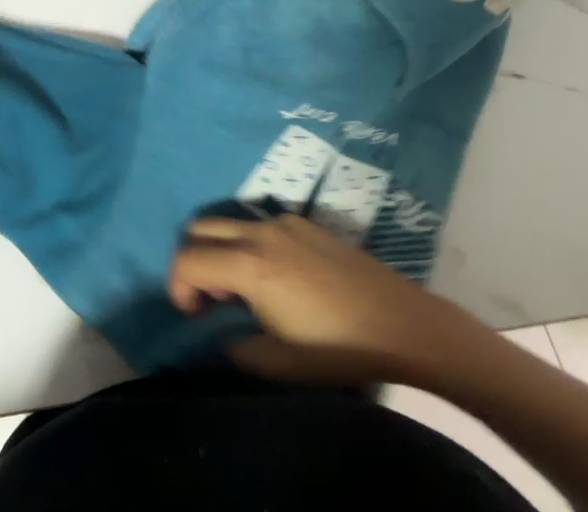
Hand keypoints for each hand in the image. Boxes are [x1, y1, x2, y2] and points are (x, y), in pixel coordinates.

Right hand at [168, 213, 482, 386]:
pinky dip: (248, 244)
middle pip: (200, 230)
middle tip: (212, 301)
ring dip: (221, 251)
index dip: (178, 289)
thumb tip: (222, 338)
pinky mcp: (310, 225)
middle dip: (194, 263)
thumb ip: (237, 349)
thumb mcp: (280, 364)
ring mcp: (288, 224)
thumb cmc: (340, 350)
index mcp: (249, 265)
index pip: (187, 261)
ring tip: (242, 290)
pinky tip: (276, 277)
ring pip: (230, 223)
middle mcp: (261, 232)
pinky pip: (261, 224)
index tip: (194, 317)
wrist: (409, 330)